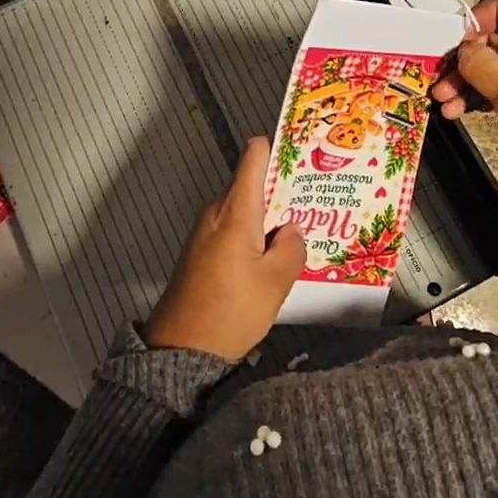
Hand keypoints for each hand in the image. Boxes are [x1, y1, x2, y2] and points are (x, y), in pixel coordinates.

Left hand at [145, 137, 305, 358]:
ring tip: (303, 234)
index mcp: (235, 210)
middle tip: (317, 202)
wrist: (180, 351)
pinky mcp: (200, 253)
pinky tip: (274, 260)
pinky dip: (254, 237)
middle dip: (282, 191)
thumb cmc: (231, 311)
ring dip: (269, 219)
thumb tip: (291, 230)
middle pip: (252, 185)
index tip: (303, 152)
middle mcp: (217, 212)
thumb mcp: (275, 282)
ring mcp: (205, 232)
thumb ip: (291, 248)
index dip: (278, 147)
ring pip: (244, 212)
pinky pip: (233, 231)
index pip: (253, 157)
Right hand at [431, 0, 497, 199]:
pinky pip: (490, 87)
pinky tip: (455, 110)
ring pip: (486, 66)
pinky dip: (471, 96)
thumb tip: (461, 50)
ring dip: (462, 81)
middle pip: (489, 40)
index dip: (474, 24)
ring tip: (443, 99)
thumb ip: (478, 61)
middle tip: (440, 76)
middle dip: (463, 60)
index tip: (455, 45)